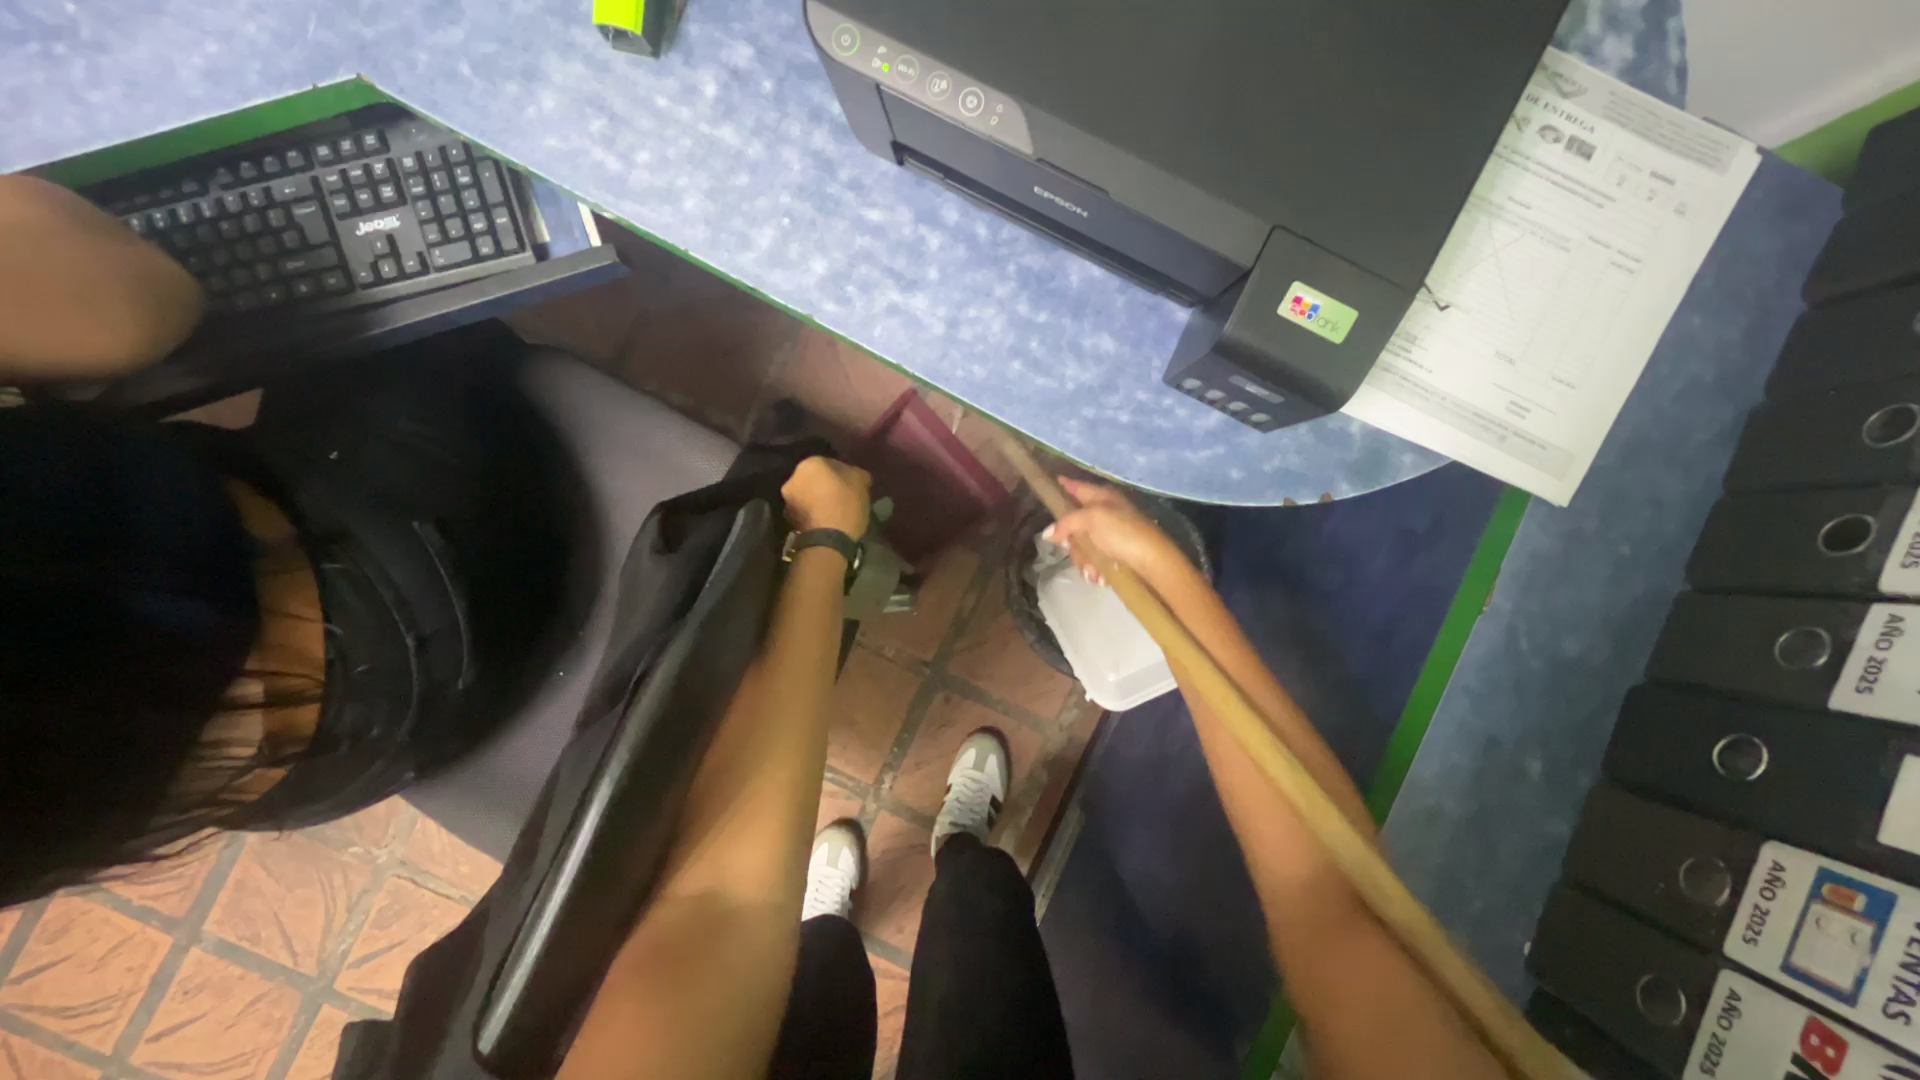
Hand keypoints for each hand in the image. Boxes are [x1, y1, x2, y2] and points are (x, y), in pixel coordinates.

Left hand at [781, 456, 871, 536]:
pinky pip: (805, 511)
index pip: (831, 463)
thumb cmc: (845, 504)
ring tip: (834, 510)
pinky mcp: (788, 520)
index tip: (853, 485)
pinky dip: (813, 513)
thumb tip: (855, 474)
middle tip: (843, 496)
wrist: (827, 541)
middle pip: (815, 479)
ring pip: (808, 495)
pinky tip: (826, 521)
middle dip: (827, 485)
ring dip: (818, 499)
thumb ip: (857, 473)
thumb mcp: (860, 482)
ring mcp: (787, 500)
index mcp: (809, 464)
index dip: (844, 474)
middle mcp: (793, 478)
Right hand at [1043, 477, 1191, 587]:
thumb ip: (1067, 522)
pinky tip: (1100, 576)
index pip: (1077, 486)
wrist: (1153, 562)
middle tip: (1070, 546)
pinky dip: (1094, 568)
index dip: (1063, 485)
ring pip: (1081, 545)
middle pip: (1073, 523)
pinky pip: (1094, 558)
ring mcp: (1110, 533)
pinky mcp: (1114, 553)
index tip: (1050, 483)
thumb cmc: (1124, 533)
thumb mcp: (1093, 519)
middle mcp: (1105, 512)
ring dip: (1083, 560)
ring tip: (1093, 571)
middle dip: (1072, 541)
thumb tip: (1047, 533)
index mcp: (1102, 496)